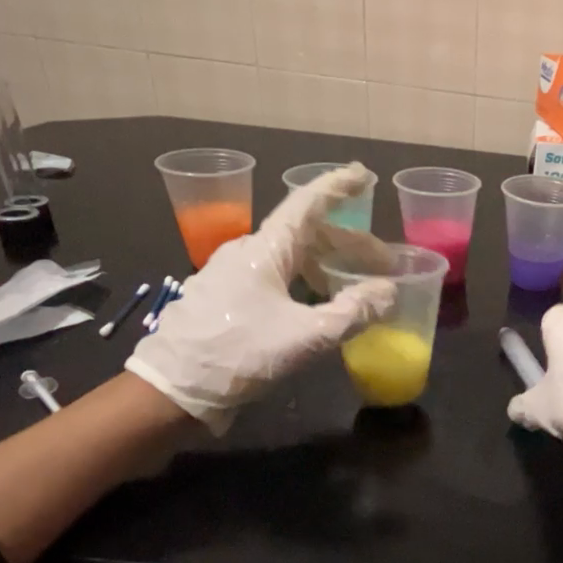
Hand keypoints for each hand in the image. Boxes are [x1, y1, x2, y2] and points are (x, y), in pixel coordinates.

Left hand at [127, 164, 395, 433]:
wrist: (173, 388)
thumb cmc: (239, 354)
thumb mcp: (306, 337)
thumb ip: (353, 312)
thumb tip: (388, 292)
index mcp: (265, 251)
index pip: (307, 205)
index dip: (337, 187)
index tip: (363, 173)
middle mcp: (247, 253)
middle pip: (306, 235)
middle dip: (349, 244)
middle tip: (384, 263)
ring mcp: (231, 276)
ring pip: (290, 258)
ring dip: (328, 266)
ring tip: (356, 288)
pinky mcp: (224, 300)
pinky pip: (275, 277)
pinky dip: (306, 282)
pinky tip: (318, 306)